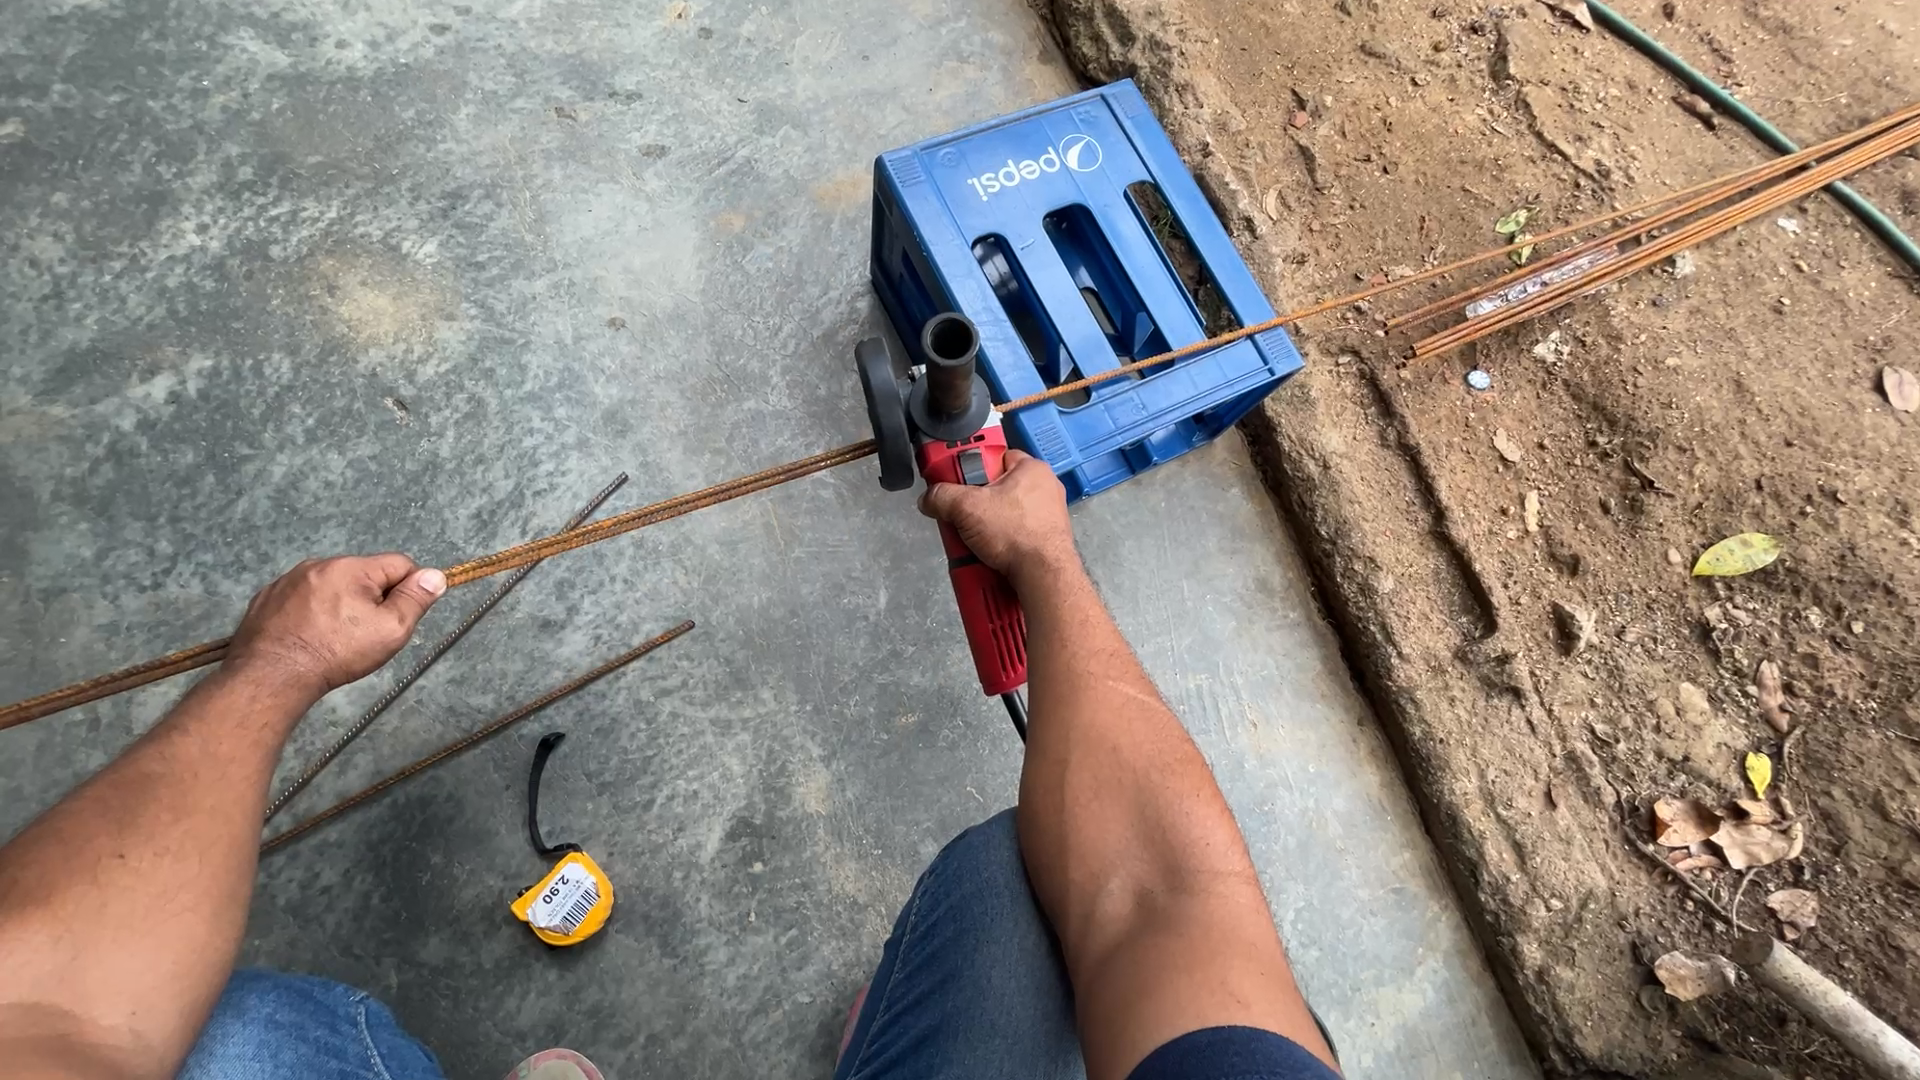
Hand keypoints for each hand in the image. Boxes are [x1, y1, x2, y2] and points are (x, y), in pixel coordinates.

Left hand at [223, 554, 445, 698]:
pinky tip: (310, 633)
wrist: (270, 678)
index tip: (397, 616)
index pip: (400, 564)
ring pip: (334, 584)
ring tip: (336, 634)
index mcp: (350, 568)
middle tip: (368, 630)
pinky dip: (313, 609)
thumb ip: (416, 599)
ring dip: (343, 602)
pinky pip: (303, 595)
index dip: (408, 590)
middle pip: (365, 574)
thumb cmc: (338, 652)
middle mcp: (317, 565)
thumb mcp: (392, 629)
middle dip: (374, 596)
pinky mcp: (265, 598)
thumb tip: (435, 575)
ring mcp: (286, 580)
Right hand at [919, 450, 1078, 586]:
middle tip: (961, 515)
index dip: (970, 467)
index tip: (954, 476)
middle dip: (974, 505)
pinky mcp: (1042, 541)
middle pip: (994, 490)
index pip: (992, 457)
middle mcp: (1042, 490)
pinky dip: (996, 545)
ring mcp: (1044, 518)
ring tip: (972, 540)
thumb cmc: (1021, 536)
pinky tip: (985, 554)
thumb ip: (942, 497)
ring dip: (982, 528)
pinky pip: (1010, 536)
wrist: (1043, 577)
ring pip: (1001, 516)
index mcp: (1031, 470)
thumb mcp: (967, 508)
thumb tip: (930, 498)